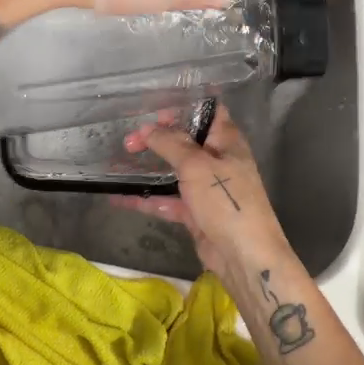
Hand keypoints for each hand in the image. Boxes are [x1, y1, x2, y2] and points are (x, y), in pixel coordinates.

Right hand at [111, 106, 290, 280]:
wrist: (245, 258)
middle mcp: (218, 160)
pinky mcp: (196, 213)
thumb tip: (146, 129)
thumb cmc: (226, 200)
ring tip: (118, 162)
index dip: (183, 106)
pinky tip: (120, 197)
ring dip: (149, 167)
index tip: (153, 109)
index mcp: (226, 141)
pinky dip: (147, 198)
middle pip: (185, 141)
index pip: (207, 112)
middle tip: (129, 139)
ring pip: (174, 171)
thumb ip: (170, 143)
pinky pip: (168, 200)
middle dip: (157, 138)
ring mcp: (206, 188)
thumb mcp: (196, 165)